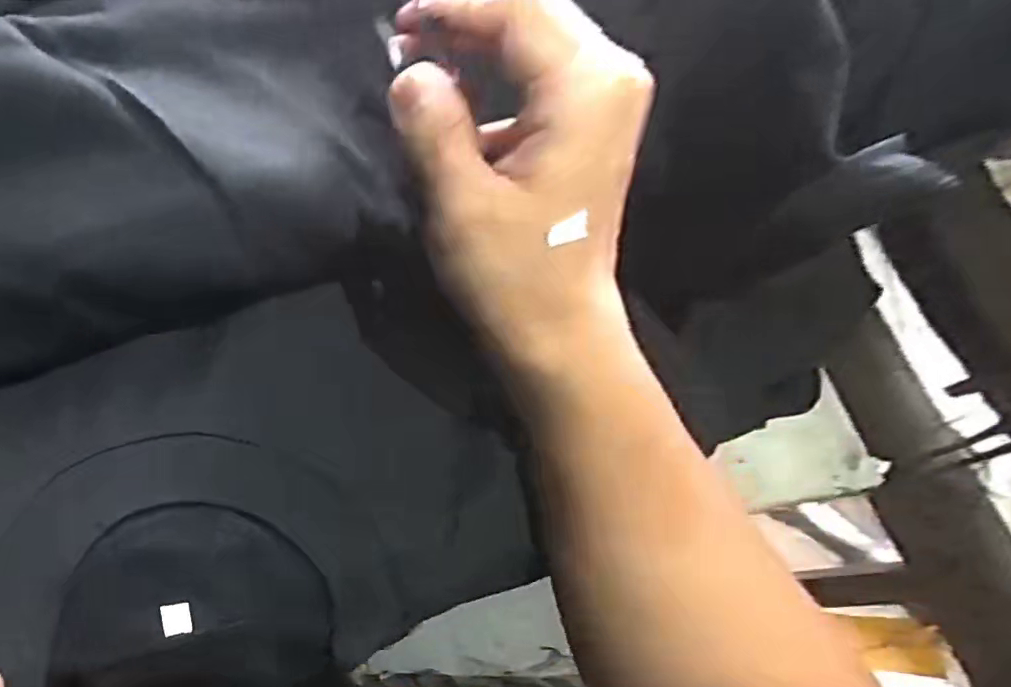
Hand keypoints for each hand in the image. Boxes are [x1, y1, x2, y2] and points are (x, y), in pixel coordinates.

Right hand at [388, 0, 651, 372]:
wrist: (557, 330)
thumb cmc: (512, 275)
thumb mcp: (461, 204)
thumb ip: (433, 130)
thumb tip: (407, 72)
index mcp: (586, 85)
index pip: (520, 10)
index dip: (456, 6)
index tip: (401, 17)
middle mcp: (609, 78)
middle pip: (536, 16)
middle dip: (469, 19)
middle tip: (406, 34)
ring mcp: (604, 104)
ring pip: (537, 47)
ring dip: (480, 50)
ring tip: (423, 62)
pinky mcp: (589, 131)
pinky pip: (539, 83)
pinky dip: (495, 83)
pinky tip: (456, 103)